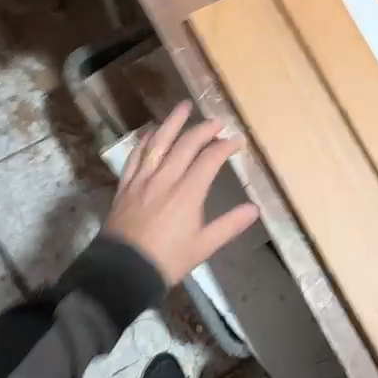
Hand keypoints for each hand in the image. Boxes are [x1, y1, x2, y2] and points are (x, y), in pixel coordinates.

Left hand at [103, 101, 260, 285]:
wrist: (123, 271)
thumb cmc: (167, 260)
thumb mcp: (203, 246)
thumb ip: (229, 225)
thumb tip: (254, 209)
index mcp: (188, 193)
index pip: (210, 159)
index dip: (225, 146)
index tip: (236, 141)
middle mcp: (166, 179)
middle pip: (186, 144)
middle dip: (204, 129)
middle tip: (217, 122)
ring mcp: (142, 180)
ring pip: (158, 142)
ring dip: (172, 123)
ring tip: (183, 106)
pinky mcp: (125, 186)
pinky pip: (136, 156)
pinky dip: (145, 141)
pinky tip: (151, 133)